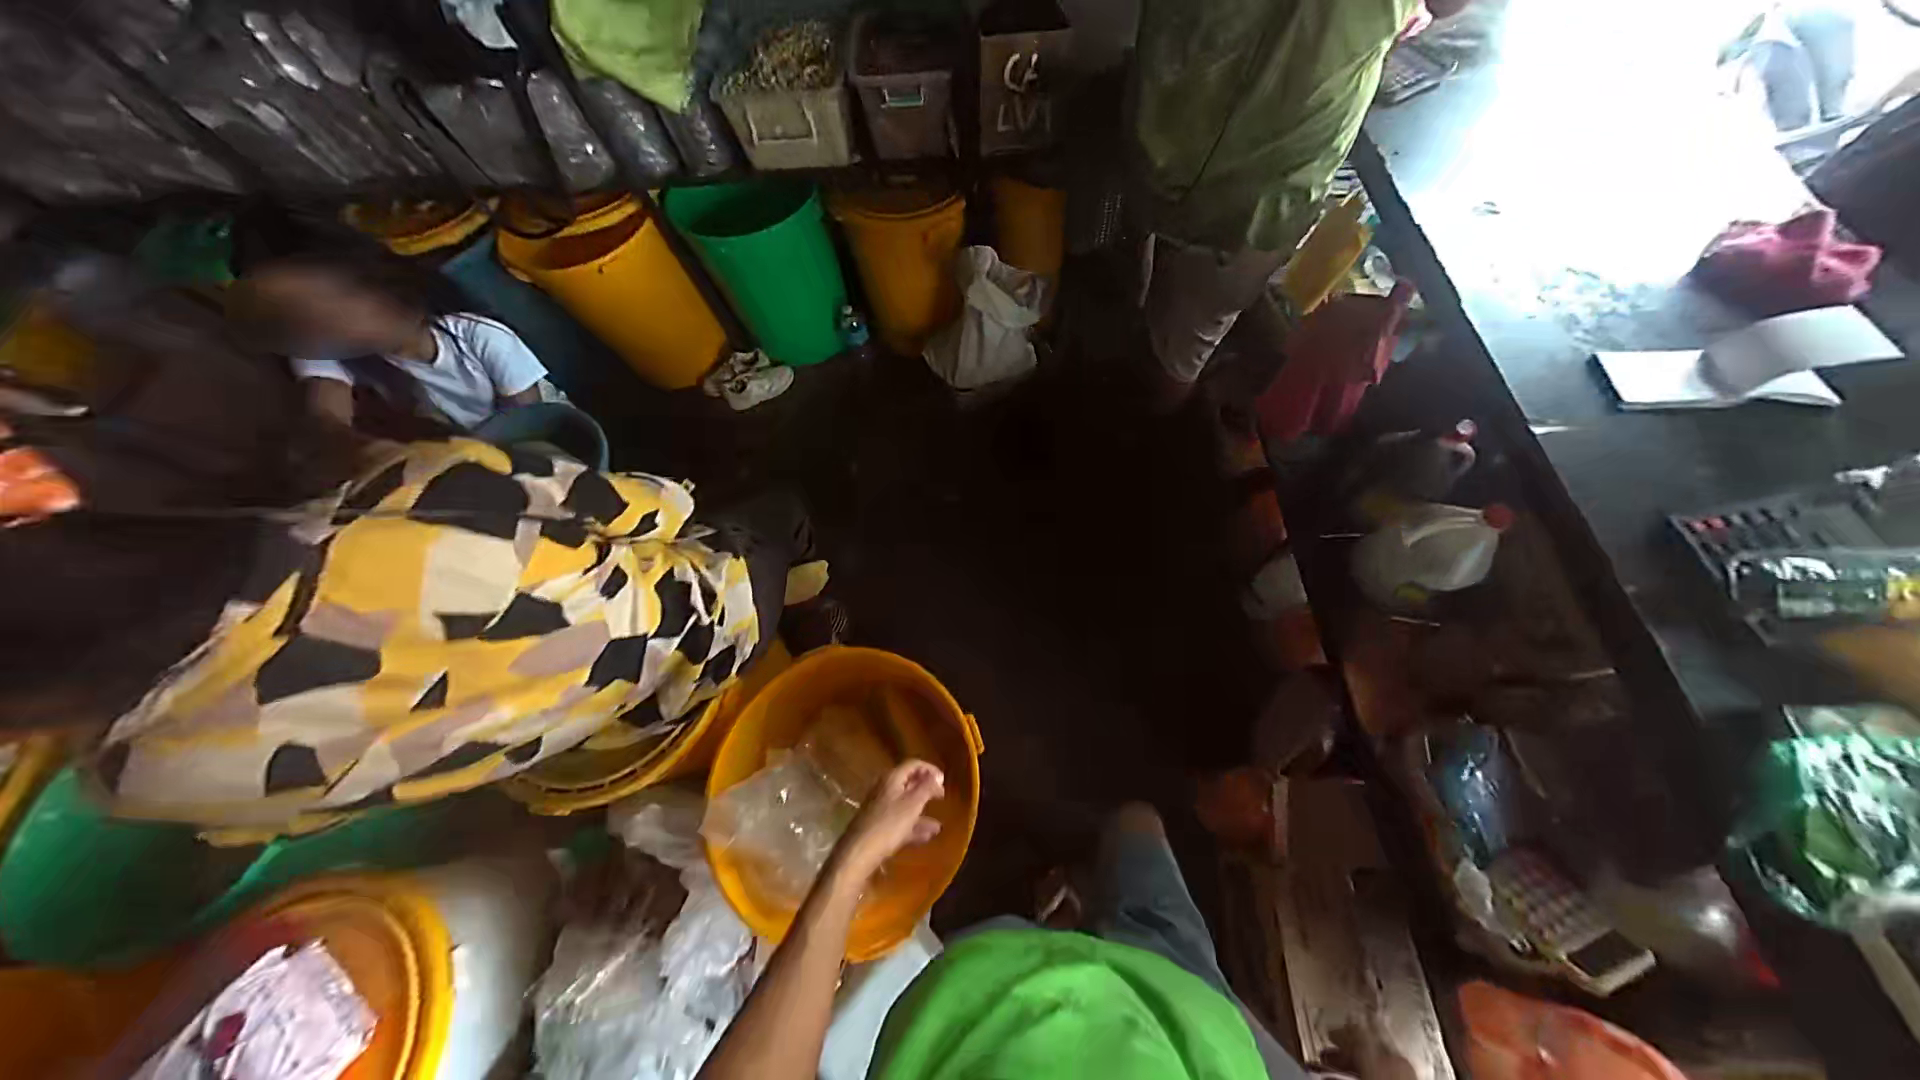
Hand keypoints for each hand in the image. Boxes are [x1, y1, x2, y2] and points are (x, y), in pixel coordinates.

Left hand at [829, 760, 943, 884]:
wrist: (859, 854)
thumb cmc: (889, 825)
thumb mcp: (913, 804)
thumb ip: (926, 787)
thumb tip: (937, 775)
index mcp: (891, 779)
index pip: (913, 764)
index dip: (930, 769)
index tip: (943, 780)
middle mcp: (884, 789)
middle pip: (908, 784)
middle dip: (926, 790)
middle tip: (941, 797)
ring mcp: (879, 808)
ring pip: (904, 805)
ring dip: (922, 812)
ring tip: (938, 825)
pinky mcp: (877, 826)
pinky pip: (899, 822)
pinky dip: (913, 826)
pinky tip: (926, 837)